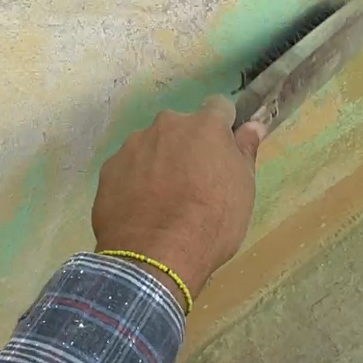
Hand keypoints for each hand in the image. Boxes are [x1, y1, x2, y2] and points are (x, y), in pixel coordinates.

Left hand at [91, 95, 265, 303]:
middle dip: (187, 147)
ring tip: (163, 202)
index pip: (219, 107)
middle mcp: (167, 125)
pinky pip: (128, 168)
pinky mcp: (110, 168)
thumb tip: (252, 126)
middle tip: (193, 183)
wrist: (156, 256)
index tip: (223, 148)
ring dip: (159, 163)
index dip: (222, 126)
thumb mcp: (243, 188)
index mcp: (204, 126)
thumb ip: (245, 151)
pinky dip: (134, 182)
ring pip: (152, 147)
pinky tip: (141, 210)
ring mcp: (134, 145)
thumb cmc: (212, 221)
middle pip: (181, 128)